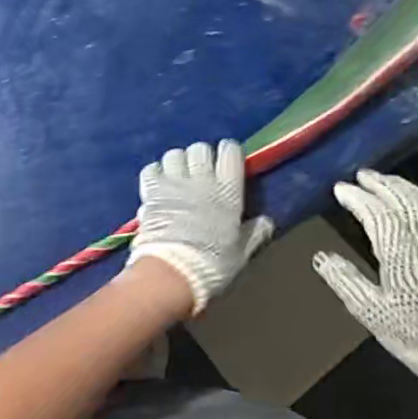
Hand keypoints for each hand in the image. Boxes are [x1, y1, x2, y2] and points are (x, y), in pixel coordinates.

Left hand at [128, 140, 273, 309]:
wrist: (173, 269)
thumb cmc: (212, 263)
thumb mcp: (241, 250)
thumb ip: (254, 233)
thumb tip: (267, 221)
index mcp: (228, 191)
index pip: (230, 153)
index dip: (228, 151)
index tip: (227, 157)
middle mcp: (200, 180)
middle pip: (199, 149)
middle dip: (200, 155)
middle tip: (200, 169)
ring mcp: (173, 183)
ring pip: (173, 154)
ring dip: (176, 162)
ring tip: (177, 174)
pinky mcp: (150, 192)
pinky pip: (150, 169)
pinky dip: (154, 172)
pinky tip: (157, 183)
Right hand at [312, 170, 417, 402]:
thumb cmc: (417, 334)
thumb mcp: (372, 311)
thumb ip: (346, 280)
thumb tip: (321, 256)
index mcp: (403, 257)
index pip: (379, 217)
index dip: (359, 199)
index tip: (341, 188)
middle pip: (408, 206)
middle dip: (385, 187)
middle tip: (364, 175)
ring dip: (409, 192)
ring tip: (390, 181)